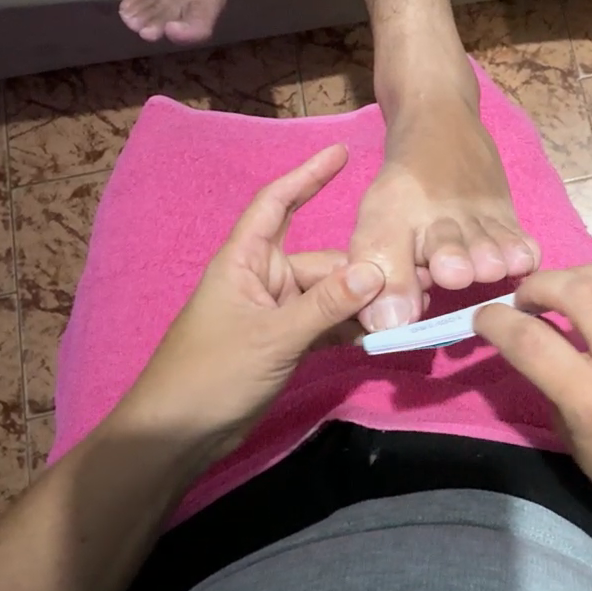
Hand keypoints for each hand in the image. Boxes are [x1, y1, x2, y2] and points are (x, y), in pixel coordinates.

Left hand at [115, 144, 385, 462]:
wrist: (178, 437)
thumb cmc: (210, 375)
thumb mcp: (273, 336)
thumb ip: (327, 304)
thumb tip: (377, 271)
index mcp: (246, 262)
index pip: (277, 204)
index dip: (307, 176)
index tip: (342, 153)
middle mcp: (265, 279)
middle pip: (324, 260)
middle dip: (362, 270)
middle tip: (413, 284)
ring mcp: (278, 311)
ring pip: (332, 293)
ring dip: (362, 304)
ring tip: (405, 313)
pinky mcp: (288, 341)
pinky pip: (328, 322)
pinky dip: (352, 327)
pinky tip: (381, 335)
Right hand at [473, 259, 591, 541]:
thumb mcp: (569, 434)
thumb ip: (546, 379)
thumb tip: (524, 332)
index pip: (531, 341)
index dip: (495, 320)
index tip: (484, 317)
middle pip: (580, 292)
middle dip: (541, 285)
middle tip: (529, 300)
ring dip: (587, 274)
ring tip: (573, 289)